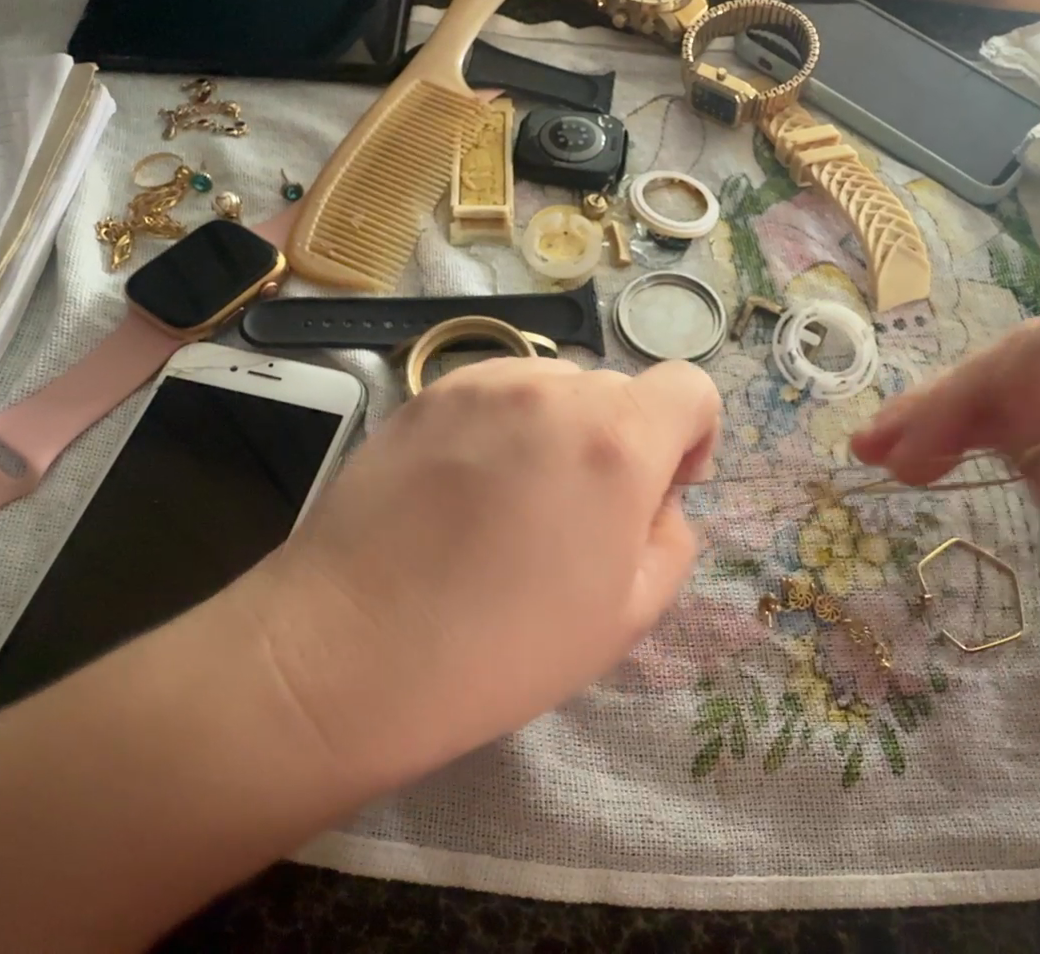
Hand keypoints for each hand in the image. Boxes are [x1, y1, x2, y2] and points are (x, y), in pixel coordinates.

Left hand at [240, 358, 720, 787]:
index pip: (689, 388)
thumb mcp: (629, 615)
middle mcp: (553, 391)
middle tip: (577, 518)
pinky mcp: (423, 397)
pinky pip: (494, 395)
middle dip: (621, 445)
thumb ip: (672, 538)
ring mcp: (480, 385)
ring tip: (513, 504)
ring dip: (560, 432)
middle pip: (618, 393)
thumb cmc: (504, 649)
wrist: (348, 653)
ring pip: (555, 389)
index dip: (691, 437)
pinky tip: (464, 492)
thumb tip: (653, 499)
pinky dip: (503, 428)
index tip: (659, 492)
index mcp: (617, 441)